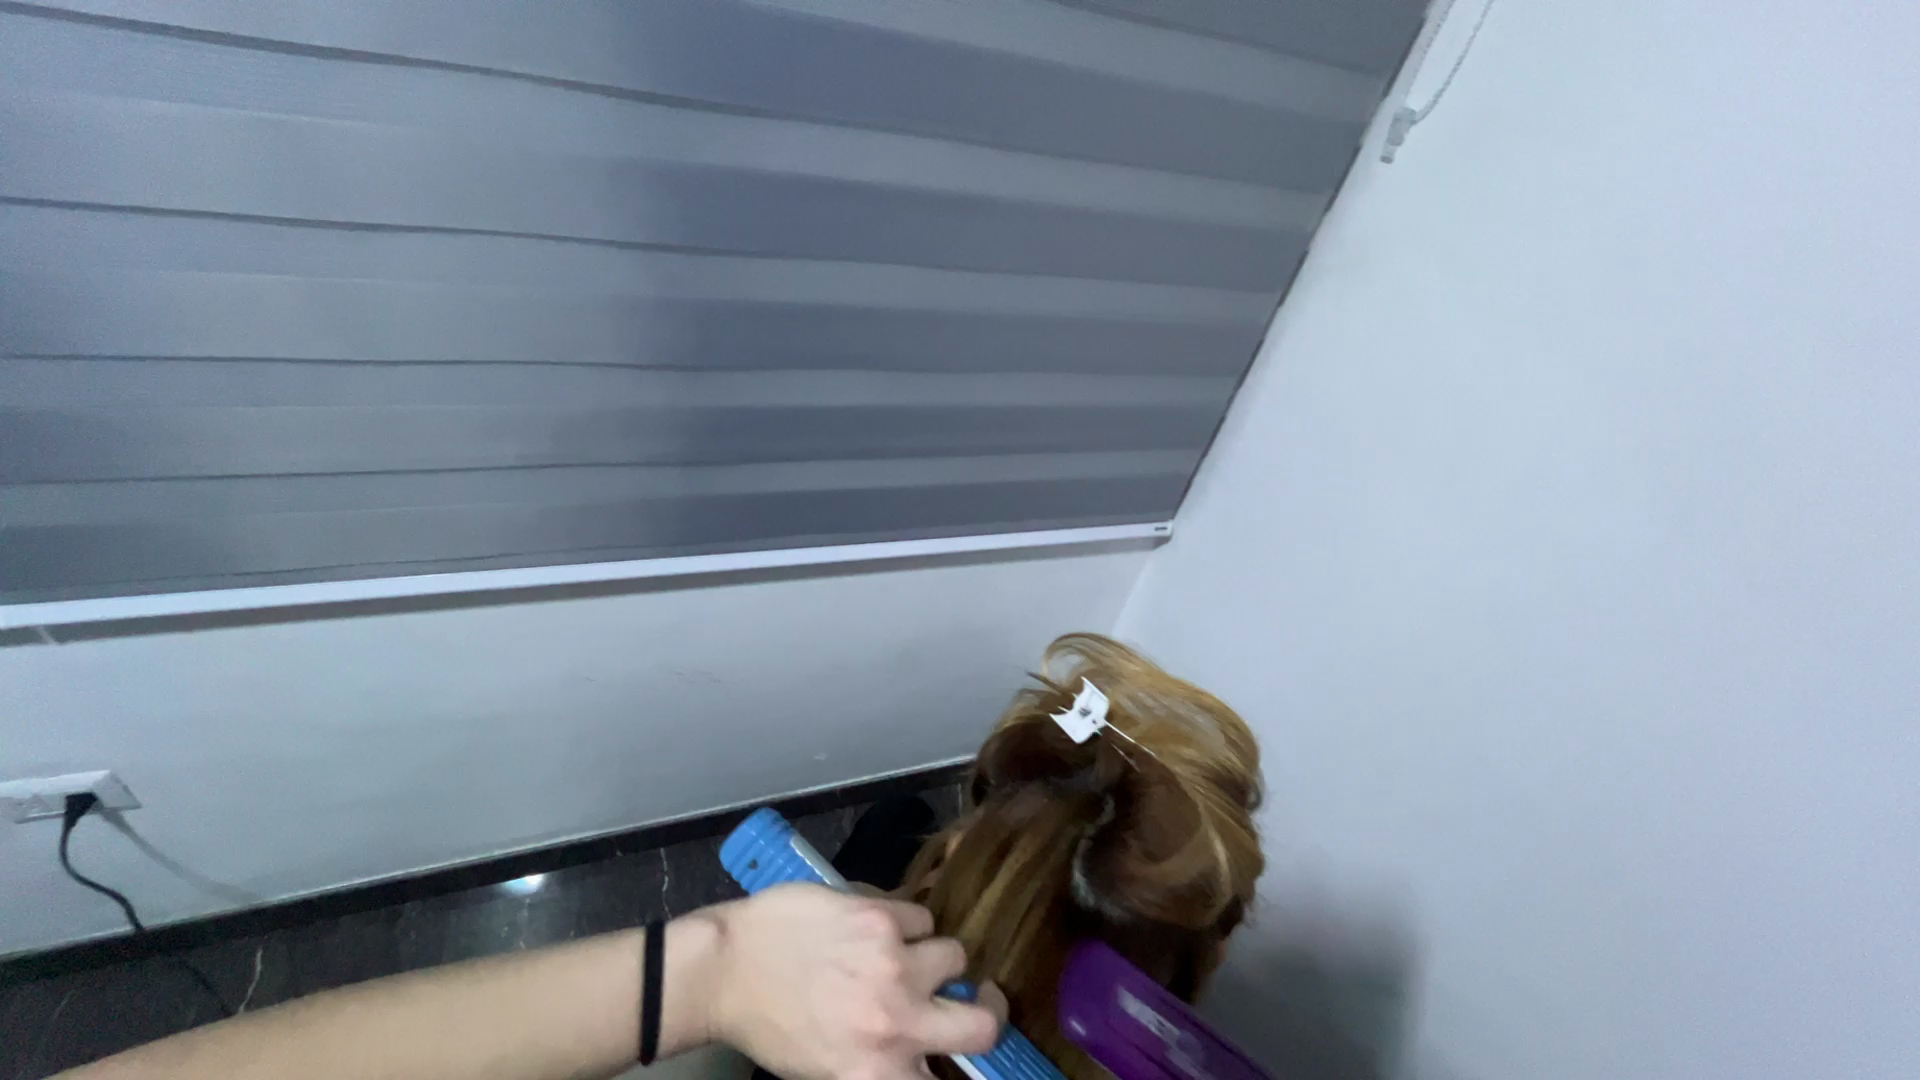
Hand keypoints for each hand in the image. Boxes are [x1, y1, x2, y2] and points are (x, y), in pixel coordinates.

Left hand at [696, 885, 1004, 1079]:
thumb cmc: (773, 1026)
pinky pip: (921, 915)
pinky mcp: (881, 915)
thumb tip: (924, 1054)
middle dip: (989, 1009)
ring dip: (935, 955)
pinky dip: (905, 921)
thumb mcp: (831, 1069)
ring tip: (905, 951)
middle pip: (984, 1023)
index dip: (963, 1065)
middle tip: (979, 997)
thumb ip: (882, 1063)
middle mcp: (896, 1024)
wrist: (729, 967)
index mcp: (878, 1074)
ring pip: (956, 954)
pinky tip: (874, 926)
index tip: (962, 1051)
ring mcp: (893, 965)